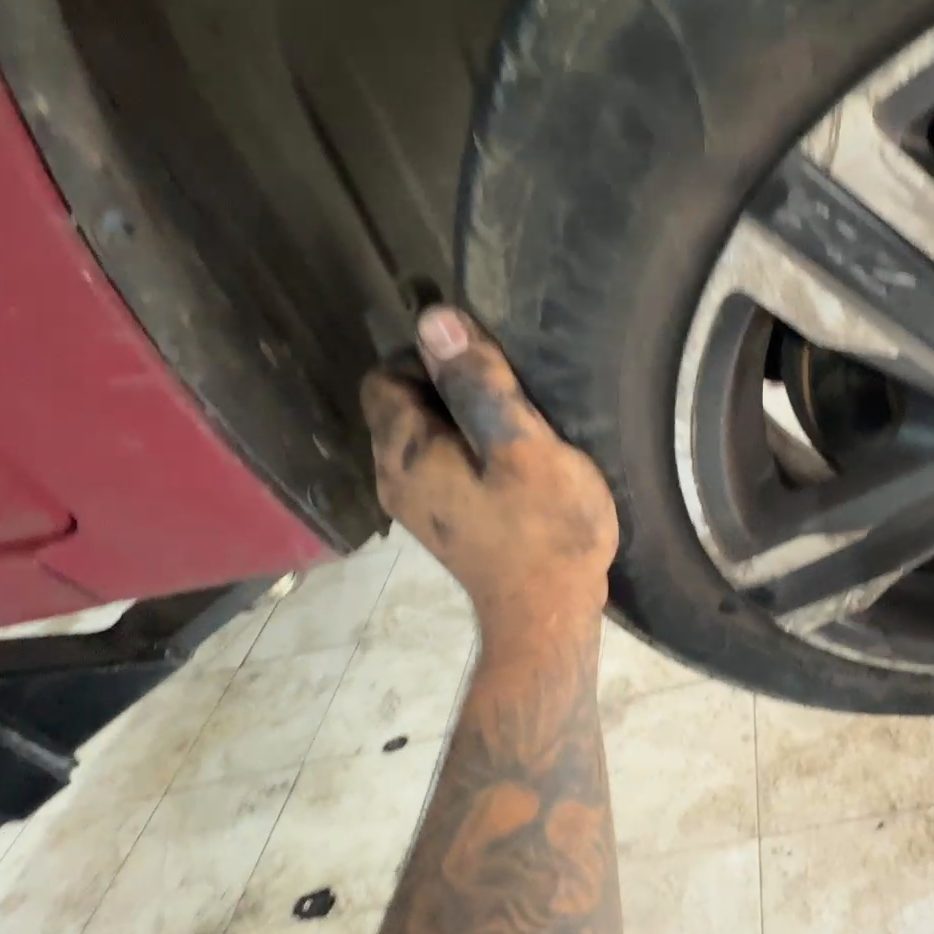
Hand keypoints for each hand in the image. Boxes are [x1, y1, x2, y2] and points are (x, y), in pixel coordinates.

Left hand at [360, 306, 617, 626]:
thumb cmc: (545, 529)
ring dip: (462, 420)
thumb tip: (434, 319)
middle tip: (510, 389)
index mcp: (405, 453)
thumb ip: (480, 384)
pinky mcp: (448, 523)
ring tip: (517, 422)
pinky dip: (470, 450)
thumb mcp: (523, 447)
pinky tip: (513, 462)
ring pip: (425, 437)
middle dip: (447, 386)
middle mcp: (396, 477)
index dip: (428, 357)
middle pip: (402, 407)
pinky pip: (443, 465)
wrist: (549, 615)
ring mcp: (419, 506)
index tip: (485, 362)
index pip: (384, 377)